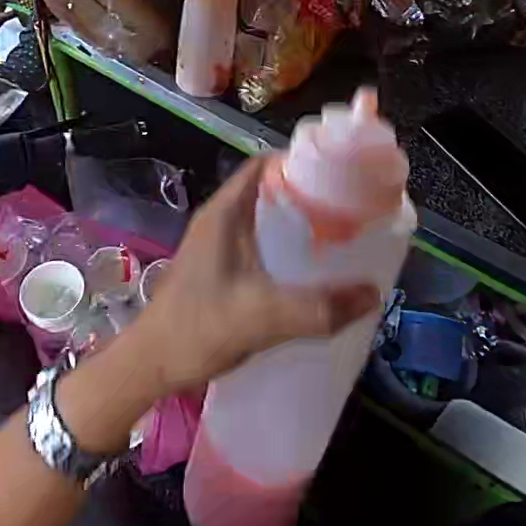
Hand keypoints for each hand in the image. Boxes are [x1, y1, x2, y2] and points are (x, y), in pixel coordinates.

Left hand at [130, 156, 380, 393]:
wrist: (151, 362)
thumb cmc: (198, 328)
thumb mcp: (263, 316)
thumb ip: (319, 307)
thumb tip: (373, 294)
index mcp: (223, 214)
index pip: (263, 166)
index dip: (301, 163)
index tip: (341, 176)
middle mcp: (219, 221)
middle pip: (269, 193)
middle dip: (309, 198)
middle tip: (352, 213)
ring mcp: (217, 246)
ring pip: (265, 223)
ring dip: (299, 228)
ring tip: (342, 241)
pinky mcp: (219, 270)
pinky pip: (260, 249)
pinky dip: (286, 252)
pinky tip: (311, 275)